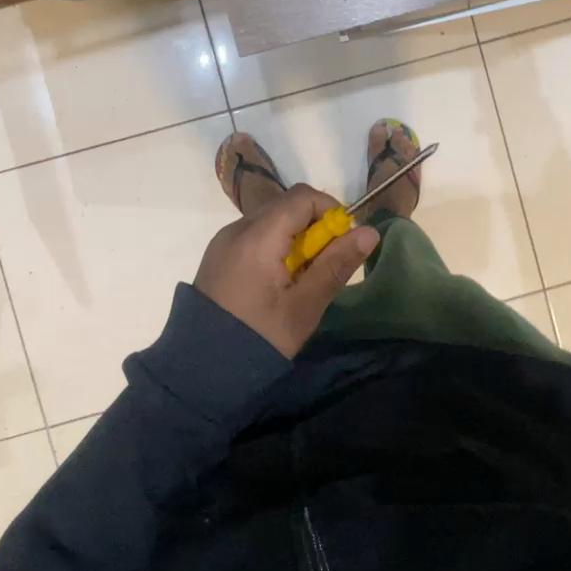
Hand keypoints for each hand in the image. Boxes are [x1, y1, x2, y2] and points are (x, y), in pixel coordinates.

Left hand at [194, 183, 380, 357]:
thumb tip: (369, 232)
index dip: (331, 211)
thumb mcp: (304, 307)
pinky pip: (254, 236)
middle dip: (314, 226)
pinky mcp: (217, 256)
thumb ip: (336, 265)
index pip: (303, 198)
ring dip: (295, 238)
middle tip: (324, 265)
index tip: (343, 243)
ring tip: (301, 278)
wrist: (200, 373)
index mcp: (257, 237)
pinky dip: (275, 246)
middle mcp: (236, 229)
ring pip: (271, 220)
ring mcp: (223, 242)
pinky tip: (277, 282)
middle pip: (286, 206)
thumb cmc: (259, 339)